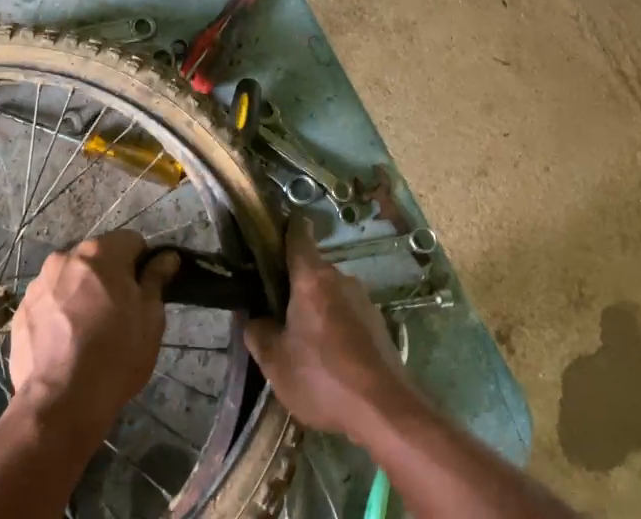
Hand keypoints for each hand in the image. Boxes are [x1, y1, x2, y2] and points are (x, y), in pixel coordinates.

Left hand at [8, 229, 179, 431]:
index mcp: (100, 253)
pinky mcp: (21, 309)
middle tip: (119, 314)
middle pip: (97, 258)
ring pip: (70, 279)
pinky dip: (59, 313)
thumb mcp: (150, 319)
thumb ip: (155, 280)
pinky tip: (65, 343)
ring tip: (88, 332)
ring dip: (81, 293)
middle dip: (109, 277)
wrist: (62, 400)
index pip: (131, 241)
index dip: (142, 264)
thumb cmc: (116, 355)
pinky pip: (49, 301)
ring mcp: (39, 283)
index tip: (143, 292)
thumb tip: (166, 257)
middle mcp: (65, 258)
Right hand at [245, 217, 408, 444]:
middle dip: (294, 284)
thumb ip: (258, 333)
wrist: (384, 411)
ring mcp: (365, 303)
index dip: (285, 228)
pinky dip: (334, 327)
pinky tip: (326, 358)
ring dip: (315, 309)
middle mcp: (341, 280)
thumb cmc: (321, 377)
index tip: (273, 228)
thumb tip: (255, 319)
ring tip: (299, 340)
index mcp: (312, 278)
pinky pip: (347, 316)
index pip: (298, 236)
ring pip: (330, 295)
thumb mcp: (274, 361)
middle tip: (273, 308)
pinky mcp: (379, 326)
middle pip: (312, 270)